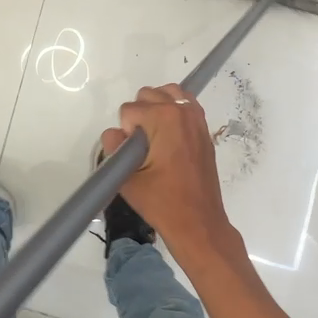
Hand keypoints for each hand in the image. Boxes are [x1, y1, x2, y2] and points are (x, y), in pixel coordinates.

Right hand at [101, 84, 236, 255]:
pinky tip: (168, 136)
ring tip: (153, 138)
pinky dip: (173, 111)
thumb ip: (114, 148)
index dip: (126, 132)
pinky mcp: (203, 128)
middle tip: (142, 148)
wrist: (199, 224)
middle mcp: (182, 111)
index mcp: (163, 119)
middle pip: (147, 95)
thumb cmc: (163, 203)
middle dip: (139, 117)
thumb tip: (114, 134)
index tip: (135, 155)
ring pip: (168, 93)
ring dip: (156, 109)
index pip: (129, 110)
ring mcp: (196, 118)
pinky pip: (185, 104)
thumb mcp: (128, 179)